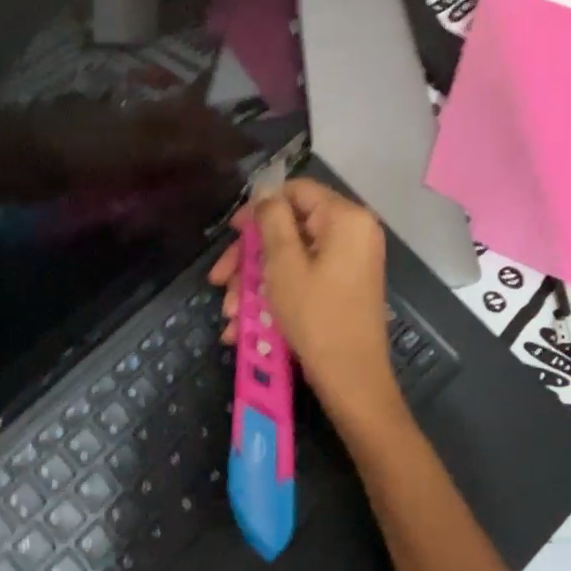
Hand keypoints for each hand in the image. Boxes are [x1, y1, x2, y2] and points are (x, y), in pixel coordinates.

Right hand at [208, 177, 402, 424]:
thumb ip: (272, 220)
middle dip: (249, 257)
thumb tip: (265, 192)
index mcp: (345, 219)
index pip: (296, 191)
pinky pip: (303, 278)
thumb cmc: (316, 316)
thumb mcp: (284, 265)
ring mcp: (350, 262)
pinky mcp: (343, 287)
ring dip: (254, 283)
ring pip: (290, 257)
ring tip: (230, 315)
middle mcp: (353, 233)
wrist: (352, 380)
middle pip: (289, 228)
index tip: (231, 233)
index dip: (259, 208)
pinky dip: (275, 295)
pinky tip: (245, 325)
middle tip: (218, 280)